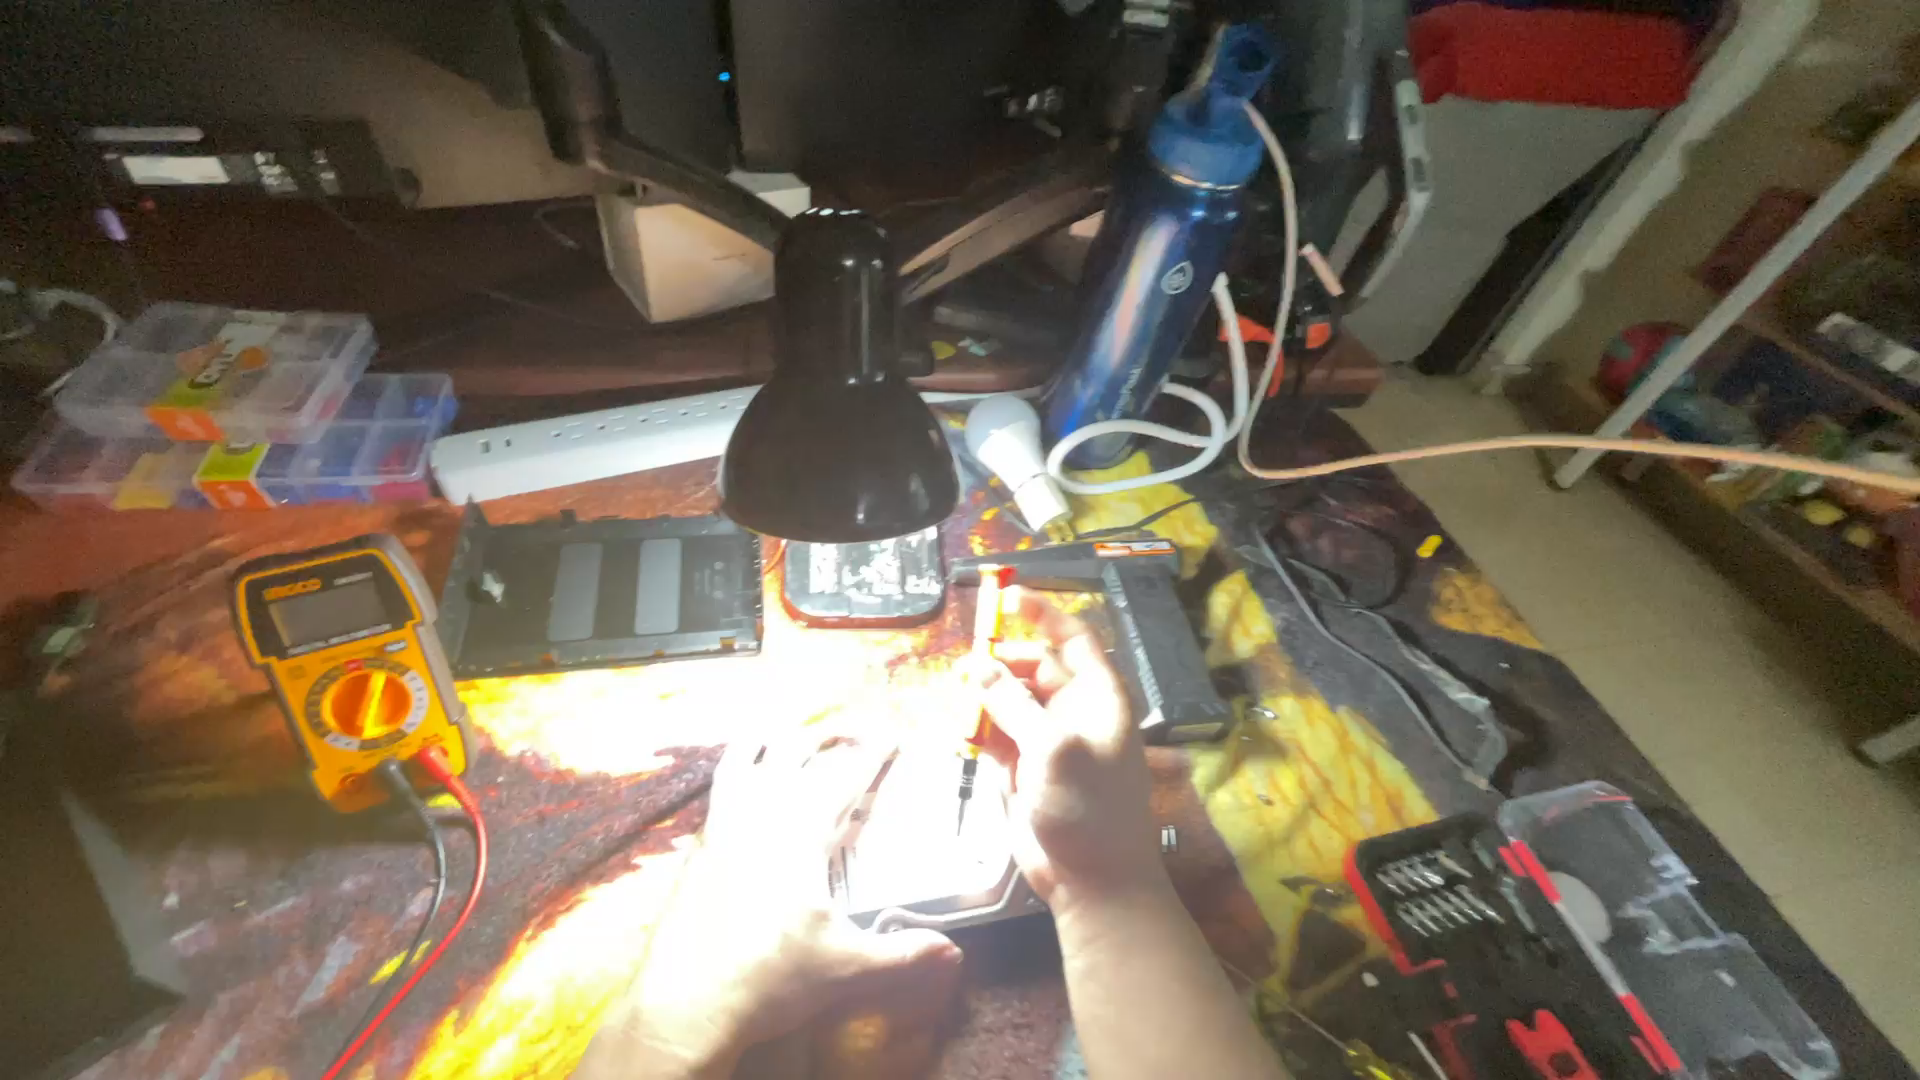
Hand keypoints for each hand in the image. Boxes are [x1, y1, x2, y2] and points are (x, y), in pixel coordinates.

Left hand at [577, 731, 961, 1078]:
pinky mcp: (705, 837)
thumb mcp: (844, 965)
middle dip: (835, 735)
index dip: (875, 753)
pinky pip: (724, 777)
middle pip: (803, 750)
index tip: (895, 735)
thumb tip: (955, 953)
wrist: (687, 1004)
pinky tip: (748, 753)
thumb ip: (901, 954)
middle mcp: (767, 812)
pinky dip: (741, 755)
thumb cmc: (771, 977)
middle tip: (859, 734)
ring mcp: (730, 820)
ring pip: (758, 753)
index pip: (848, 777)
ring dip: (786, 736)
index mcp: (805, 831)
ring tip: (805, 730)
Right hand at [975, 589, 1167, 917]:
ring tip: (957, 699)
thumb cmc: (1088, 808)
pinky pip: (994, 732)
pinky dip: (977, 728)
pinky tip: (959, 731)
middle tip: (965, 666)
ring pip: (1007, 699)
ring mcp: (1044, 738)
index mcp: (1097, 697)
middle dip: (1000, 662)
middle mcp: (1072, 711)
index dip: (1044, 614)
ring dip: (982, 696)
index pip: (1073, 639)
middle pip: (1031, 667)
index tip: (1008, 597)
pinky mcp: (1021, 766)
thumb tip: (976, 665)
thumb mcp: (1053, 749)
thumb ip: (1013, 704)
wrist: (1091, 882)